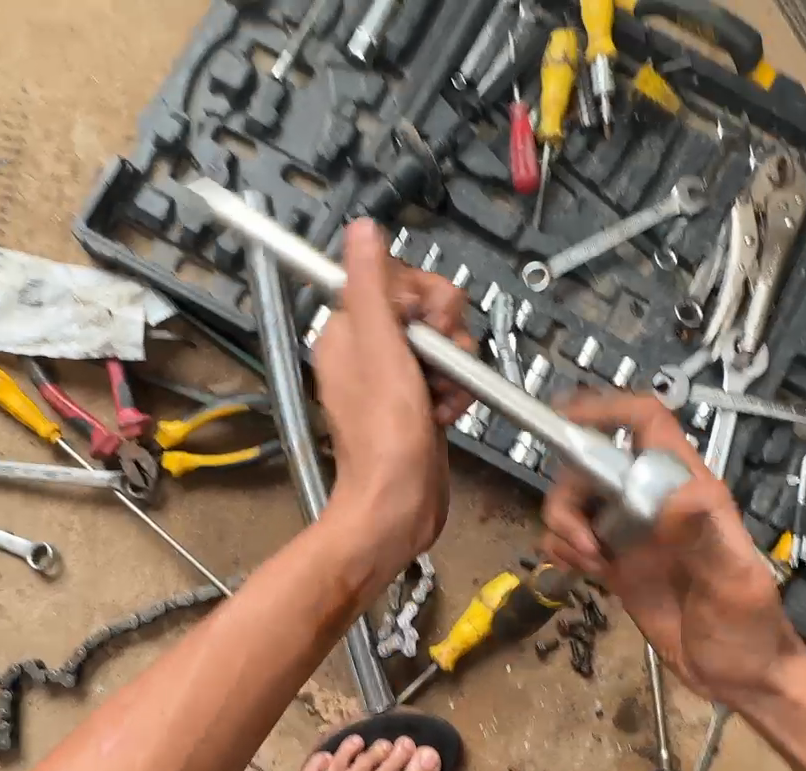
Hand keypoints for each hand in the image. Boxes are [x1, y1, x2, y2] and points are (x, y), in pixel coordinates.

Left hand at [314, 220, 475, 576]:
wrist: (399, 505)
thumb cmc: (385, 437)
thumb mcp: (380, 349)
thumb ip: (372, 286)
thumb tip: (362, 230)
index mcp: (348, 330)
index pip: (396, 279)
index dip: (423, 298)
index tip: (428, 328)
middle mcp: (369, 349)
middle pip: (427, 308)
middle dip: (446, 336)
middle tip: (436, 366)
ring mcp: (396, 377)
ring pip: (445, 342)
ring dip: (455, 369)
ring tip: (440, 399)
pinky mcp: (419, 402)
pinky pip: (449, 375)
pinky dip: (457, 393)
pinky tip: (446, 414)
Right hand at [539, 393, 805, 705]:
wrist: (740, 676)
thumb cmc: (750, 628)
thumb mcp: (734, 584)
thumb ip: (705, 541)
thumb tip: (676, 498)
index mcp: (689, 490)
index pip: (647, 426)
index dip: (606, 412)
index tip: (566, 423)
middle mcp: (654, 502)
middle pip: (592, 464)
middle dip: (571, 492)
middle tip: (582, 538)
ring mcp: (631, 532)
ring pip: (575, 501)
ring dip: (563, 525)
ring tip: (586, 561)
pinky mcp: (614, 562)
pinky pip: (570, 539)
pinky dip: (563, 550)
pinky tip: (586, 574)